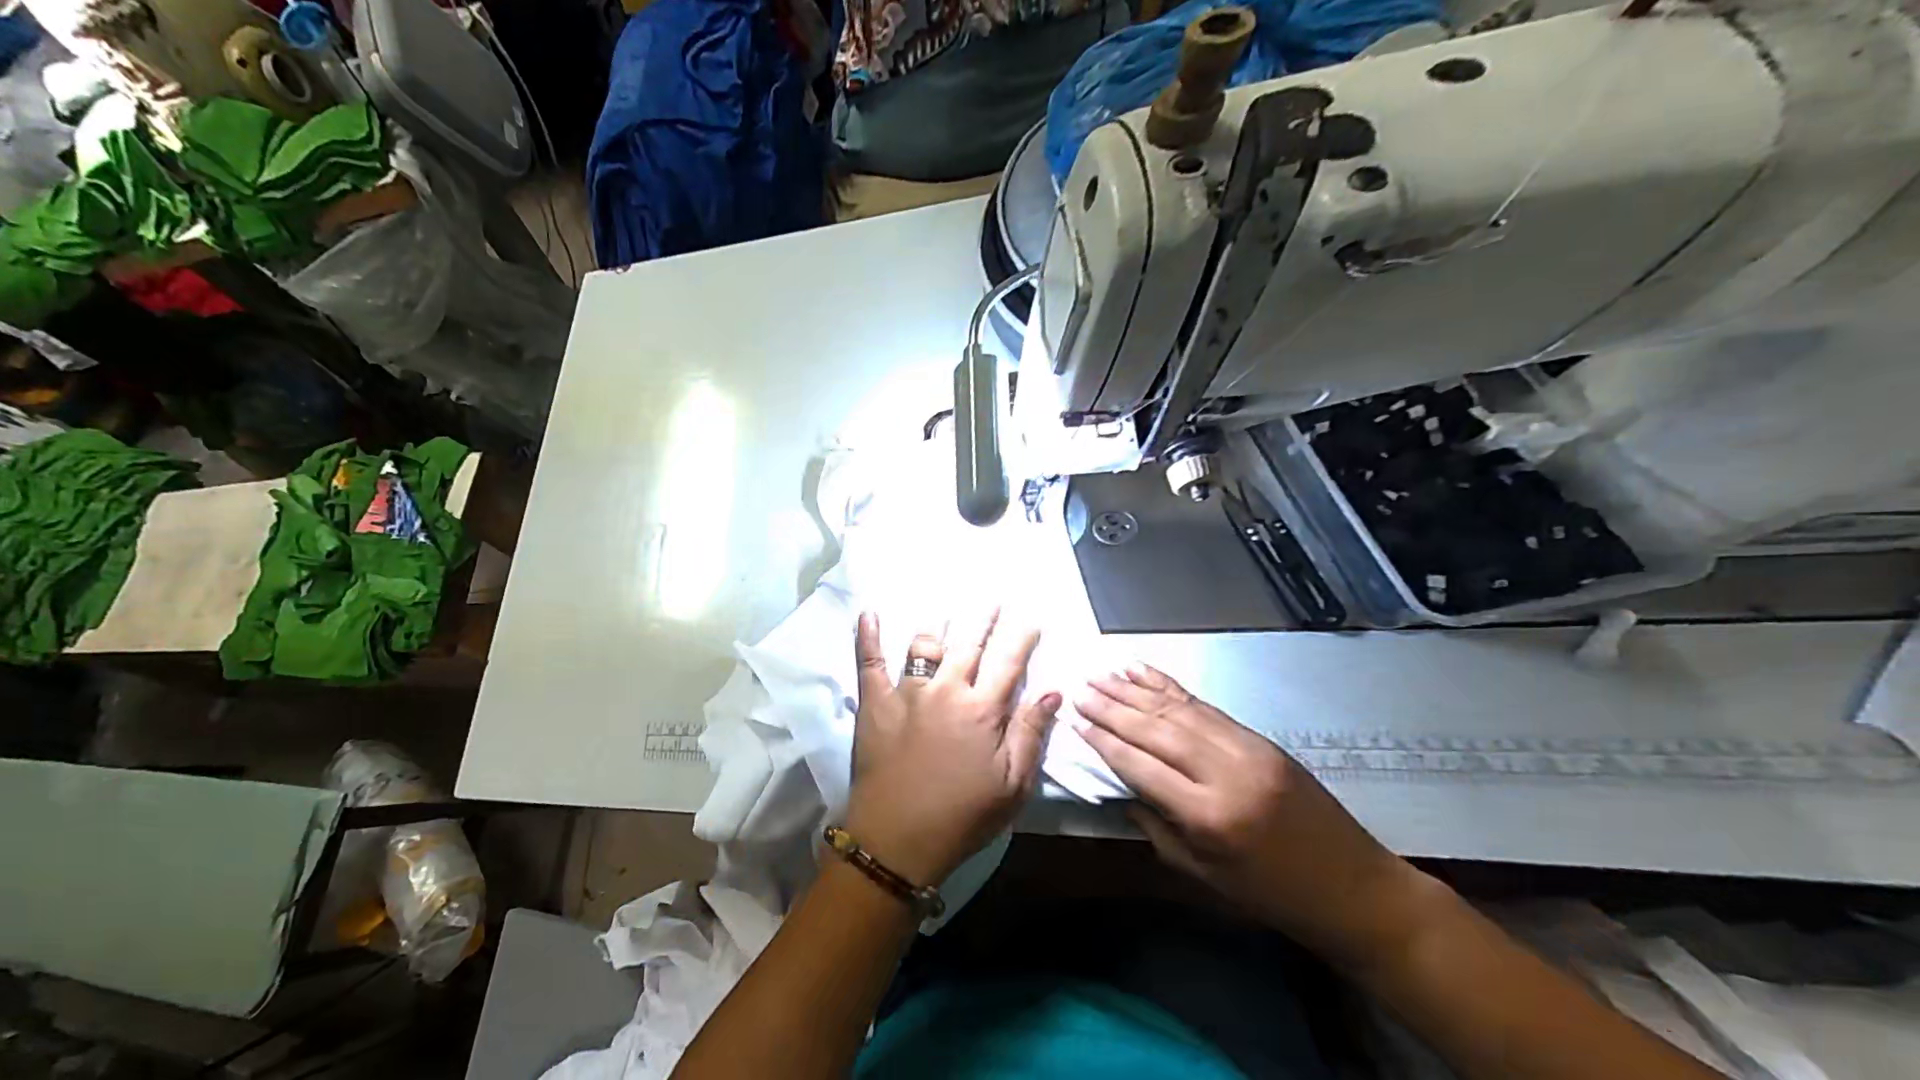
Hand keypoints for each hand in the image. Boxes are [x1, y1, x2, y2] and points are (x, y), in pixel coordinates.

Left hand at [845, 610, 1061, 886]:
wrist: (897, 841)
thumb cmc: (963, 817)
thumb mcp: (1013, 785)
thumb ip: (1031, 734)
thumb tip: (1052, 690)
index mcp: (983, 710)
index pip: (1008, 662)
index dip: (1021, 638)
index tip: (1029, 619)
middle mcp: (946, 690)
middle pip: (969, 645)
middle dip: (984, 620)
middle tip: (992, 601)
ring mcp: (907, 693)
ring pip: (925, 646)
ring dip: (939, 626)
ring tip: (947, 612)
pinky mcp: (875, 704)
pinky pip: (870, 662)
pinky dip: (868, 637)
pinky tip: (869, 614)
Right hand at [1078, 663, 1422, 956]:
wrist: (1352, 887)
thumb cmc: (1271, 895)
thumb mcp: (1203, 874)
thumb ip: (1158, 826)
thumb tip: (1124, 786)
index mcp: (1209, 815)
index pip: (1142, 766)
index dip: (1105, 742)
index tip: (1076, 722)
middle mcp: (1226, 772)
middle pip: (1158, 729)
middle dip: (1114, 709)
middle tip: (1082, 690)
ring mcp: (1247, 749)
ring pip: (1181, 710)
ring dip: (1138, 691)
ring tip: (1104, 676)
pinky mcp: (1261, 739)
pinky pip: (1207, 707)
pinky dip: (1173, 690)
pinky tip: (1147, 675)